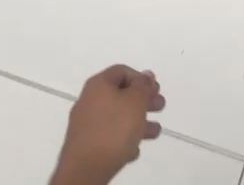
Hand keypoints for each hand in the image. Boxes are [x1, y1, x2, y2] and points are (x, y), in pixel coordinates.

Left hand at [50, 65, 164, 184]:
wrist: (83, 171)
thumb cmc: (113, 130)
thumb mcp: (136, 102)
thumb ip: (144, 86)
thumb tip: (146, 75)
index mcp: (99, 84)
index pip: (122, 71)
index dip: (142, 78)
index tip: (155, 90)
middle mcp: (88, 100)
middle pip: (121, 94)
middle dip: (143, 101)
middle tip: (160, 107)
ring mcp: (85, 124)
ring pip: (116, 117)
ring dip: (137, 122)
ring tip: (154, 132)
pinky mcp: (84, 145)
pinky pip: (108, 136)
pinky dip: (123, 139)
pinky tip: (133, 150)